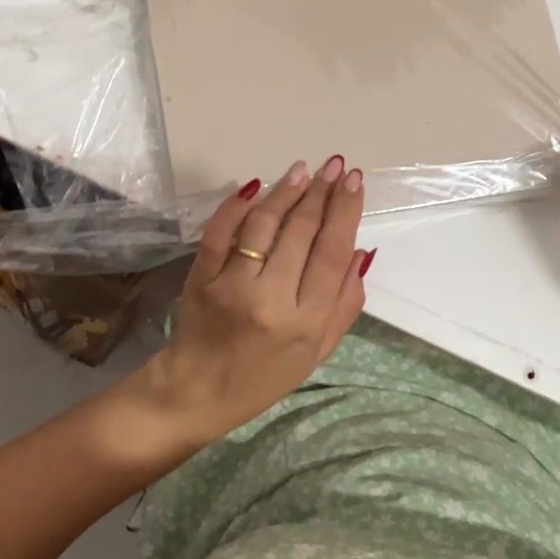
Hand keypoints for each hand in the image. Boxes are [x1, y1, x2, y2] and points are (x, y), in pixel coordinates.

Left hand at [137, 156, 370, 441]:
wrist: (198, 392)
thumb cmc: (264, 377)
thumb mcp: (316, 353)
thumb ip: (343, 306)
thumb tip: (361, 251)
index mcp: (305, 321)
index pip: (331, 254)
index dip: (345, 212)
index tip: (354, 181)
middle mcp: (271, 299)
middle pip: (301, 233)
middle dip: (322, 193)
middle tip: (335, 166)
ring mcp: (232, 285)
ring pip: (263, 226)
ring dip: (286, 192)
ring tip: (303, 171)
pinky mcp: (200, 277)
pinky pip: (219, 232)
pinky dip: (236, 205)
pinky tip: (256, 185)